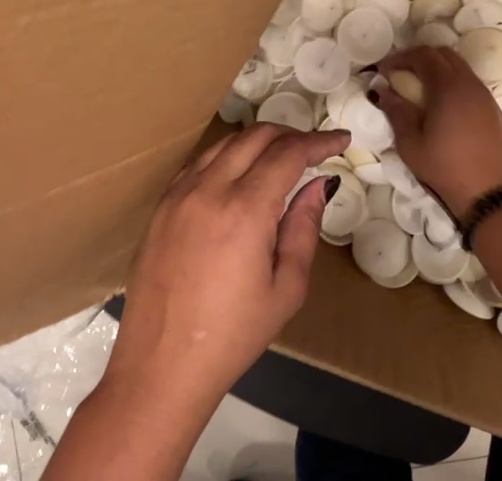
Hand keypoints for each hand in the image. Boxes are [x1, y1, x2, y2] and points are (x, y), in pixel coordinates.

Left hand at [109, 123, 350, 406]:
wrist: (162, 366)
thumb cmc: (233, 335)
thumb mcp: (286, 288)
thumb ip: (303, 228)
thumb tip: (318, 184)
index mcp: (245, 209)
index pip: (289, 153)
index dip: (319, 141)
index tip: (341, 139)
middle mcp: (209, 189)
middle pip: (256, 136)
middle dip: (291, 134)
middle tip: (314, 148)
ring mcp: (179, 195)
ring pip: (224, 143)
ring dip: (258, 140)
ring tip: (281, 156)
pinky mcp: (160, 207)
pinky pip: (198, 162)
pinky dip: (226, 155)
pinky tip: (239, 173)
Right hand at [376, 47, 501, 217]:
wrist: (490, 196)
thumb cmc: (445, 169)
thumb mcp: (411, 144)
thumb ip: (396, 112)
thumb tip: (383, 92)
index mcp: (449, 86)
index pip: (424, 55)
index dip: (400, 57)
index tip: (383, 70)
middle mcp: (470, 84)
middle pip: (444, 55)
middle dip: (420, 58)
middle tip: (399, 74)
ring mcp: (485, 96)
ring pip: (460, 68)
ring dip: (438, 70)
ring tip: (418, 89)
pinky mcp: (493, 110)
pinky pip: (470, 84)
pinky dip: (452, 84)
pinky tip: (441, 106)